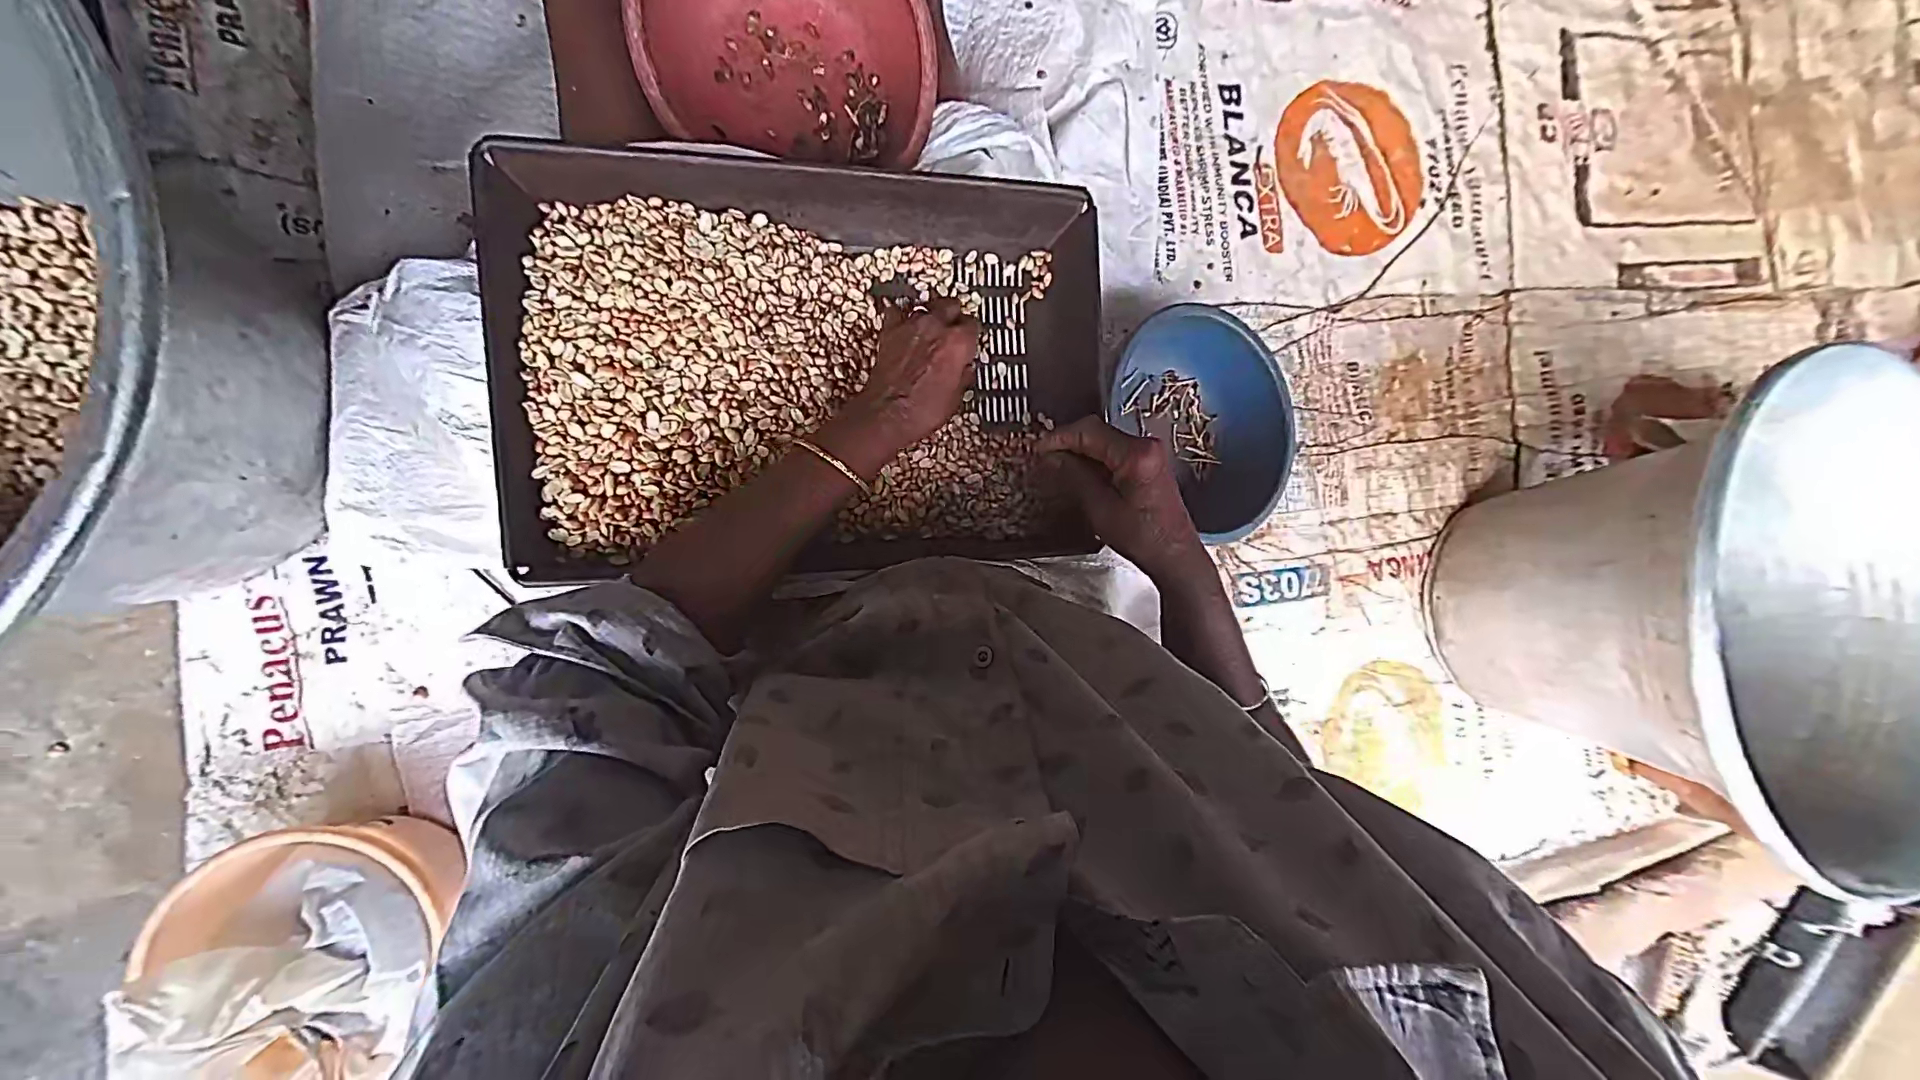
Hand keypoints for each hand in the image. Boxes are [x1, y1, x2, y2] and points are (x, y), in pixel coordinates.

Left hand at [841, 299, 979, 452]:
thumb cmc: (919, 410)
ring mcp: (911, 326)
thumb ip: (963, 375)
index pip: (973, 324)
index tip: (970, 341)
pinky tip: (905, 327)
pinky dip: (902, 318)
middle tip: (953, 329)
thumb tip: (965, 369)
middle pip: (950, 306)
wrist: (887, 415)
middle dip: (953, 316)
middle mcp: (936, 327)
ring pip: (926, 306)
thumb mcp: (955, 398)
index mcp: (958, 342)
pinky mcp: (889, 331)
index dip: (971, 334)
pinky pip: (897, 312)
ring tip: (931, 329)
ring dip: (930, 316)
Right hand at [1038, 417, 1209, 582]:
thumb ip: (1075, 475)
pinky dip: (1094, 456)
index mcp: (1136, 454)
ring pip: (1105, 439)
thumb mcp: (1099, 508)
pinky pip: (1115, 450)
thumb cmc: (1140, 537)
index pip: (1090, 431)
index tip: (1038, 447)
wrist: (1173, 553)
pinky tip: (1079, 469)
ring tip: (1056, 462)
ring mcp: (1150, 451)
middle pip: (1098, 431)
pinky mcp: (1149, 461)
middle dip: (1068, 440)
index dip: (1060, 436)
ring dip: (1080, 448)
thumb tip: (1053, 456)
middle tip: (1043, 455)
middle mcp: (1146, 445)